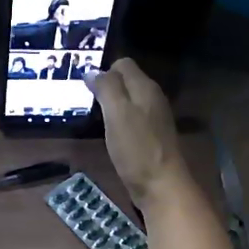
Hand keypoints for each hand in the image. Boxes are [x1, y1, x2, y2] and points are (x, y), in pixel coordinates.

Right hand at [87, 59, 192, 206]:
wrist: (160, 184)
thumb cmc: (135, 148)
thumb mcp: (116, 114)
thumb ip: (106, 88)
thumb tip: (92, 71)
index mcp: (145, 87)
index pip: (123, 64)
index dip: (103, 72)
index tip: (87, 90)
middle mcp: (152, 97)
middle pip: (126, 81)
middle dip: (107, 88)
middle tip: (88, 104)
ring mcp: (154, 117)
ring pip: (129, 100)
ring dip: (112, 105)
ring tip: (96, 118)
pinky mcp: (151, 135)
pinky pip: (132, 118)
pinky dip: (120, 121)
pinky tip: (112, 135)